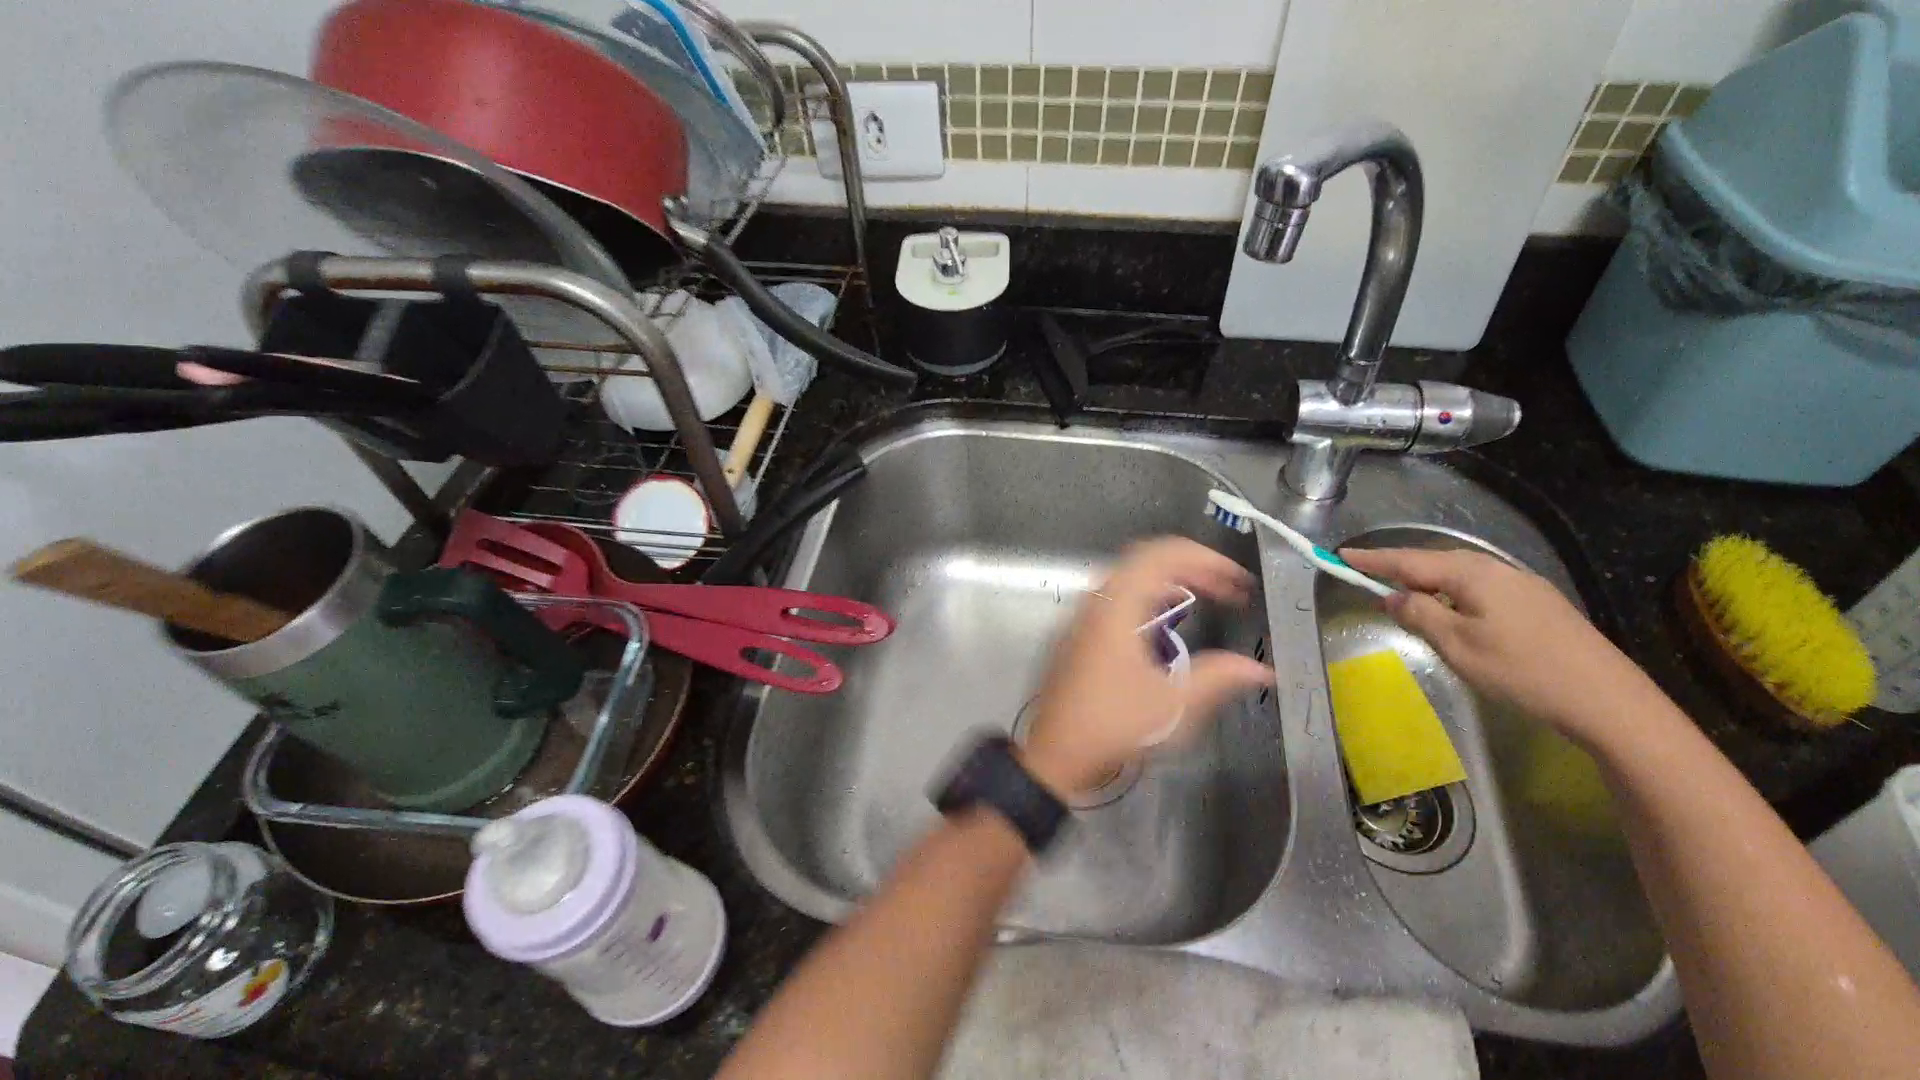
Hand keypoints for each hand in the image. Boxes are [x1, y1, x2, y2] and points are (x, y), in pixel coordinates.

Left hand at [1020, 538, 1273, 797]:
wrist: (1055, 755)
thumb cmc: (1114, 726)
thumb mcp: (1175, 705)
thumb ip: (1220, 678)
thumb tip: (1260, 669)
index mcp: (1117, 609)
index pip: (1161, 556)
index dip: (1205, 560)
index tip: (1236, 581)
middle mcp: (1094, 604)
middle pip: (1144, 560)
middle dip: (1190, 566)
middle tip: (1224, 588)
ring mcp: (1080, 619)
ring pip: (1126, 578)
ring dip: (1167, 580)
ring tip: (1201, 598)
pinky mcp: (1075, 637)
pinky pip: (1113, 597)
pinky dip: (1145, 597)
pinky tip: (1163, 624)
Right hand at [1341, 547, 1655, 744]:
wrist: (1606, 697)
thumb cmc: (1522, 670)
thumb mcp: (1458, 646)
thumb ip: (1420, 615)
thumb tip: (1393, 596)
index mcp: (1474, 574)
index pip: (1410, 561)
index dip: (1373, 559)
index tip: (1341, 554)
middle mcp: (1498, 569)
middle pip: (1436, 562)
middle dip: (1400, 569)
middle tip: (1367, 578)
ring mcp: (1522, 585)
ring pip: (1461, 576)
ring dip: (1428, 583)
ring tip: (1404, 598)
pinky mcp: (1538, 605)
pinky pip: (1481, 589)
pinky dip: (1454, 595)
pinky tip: (1453, 613)